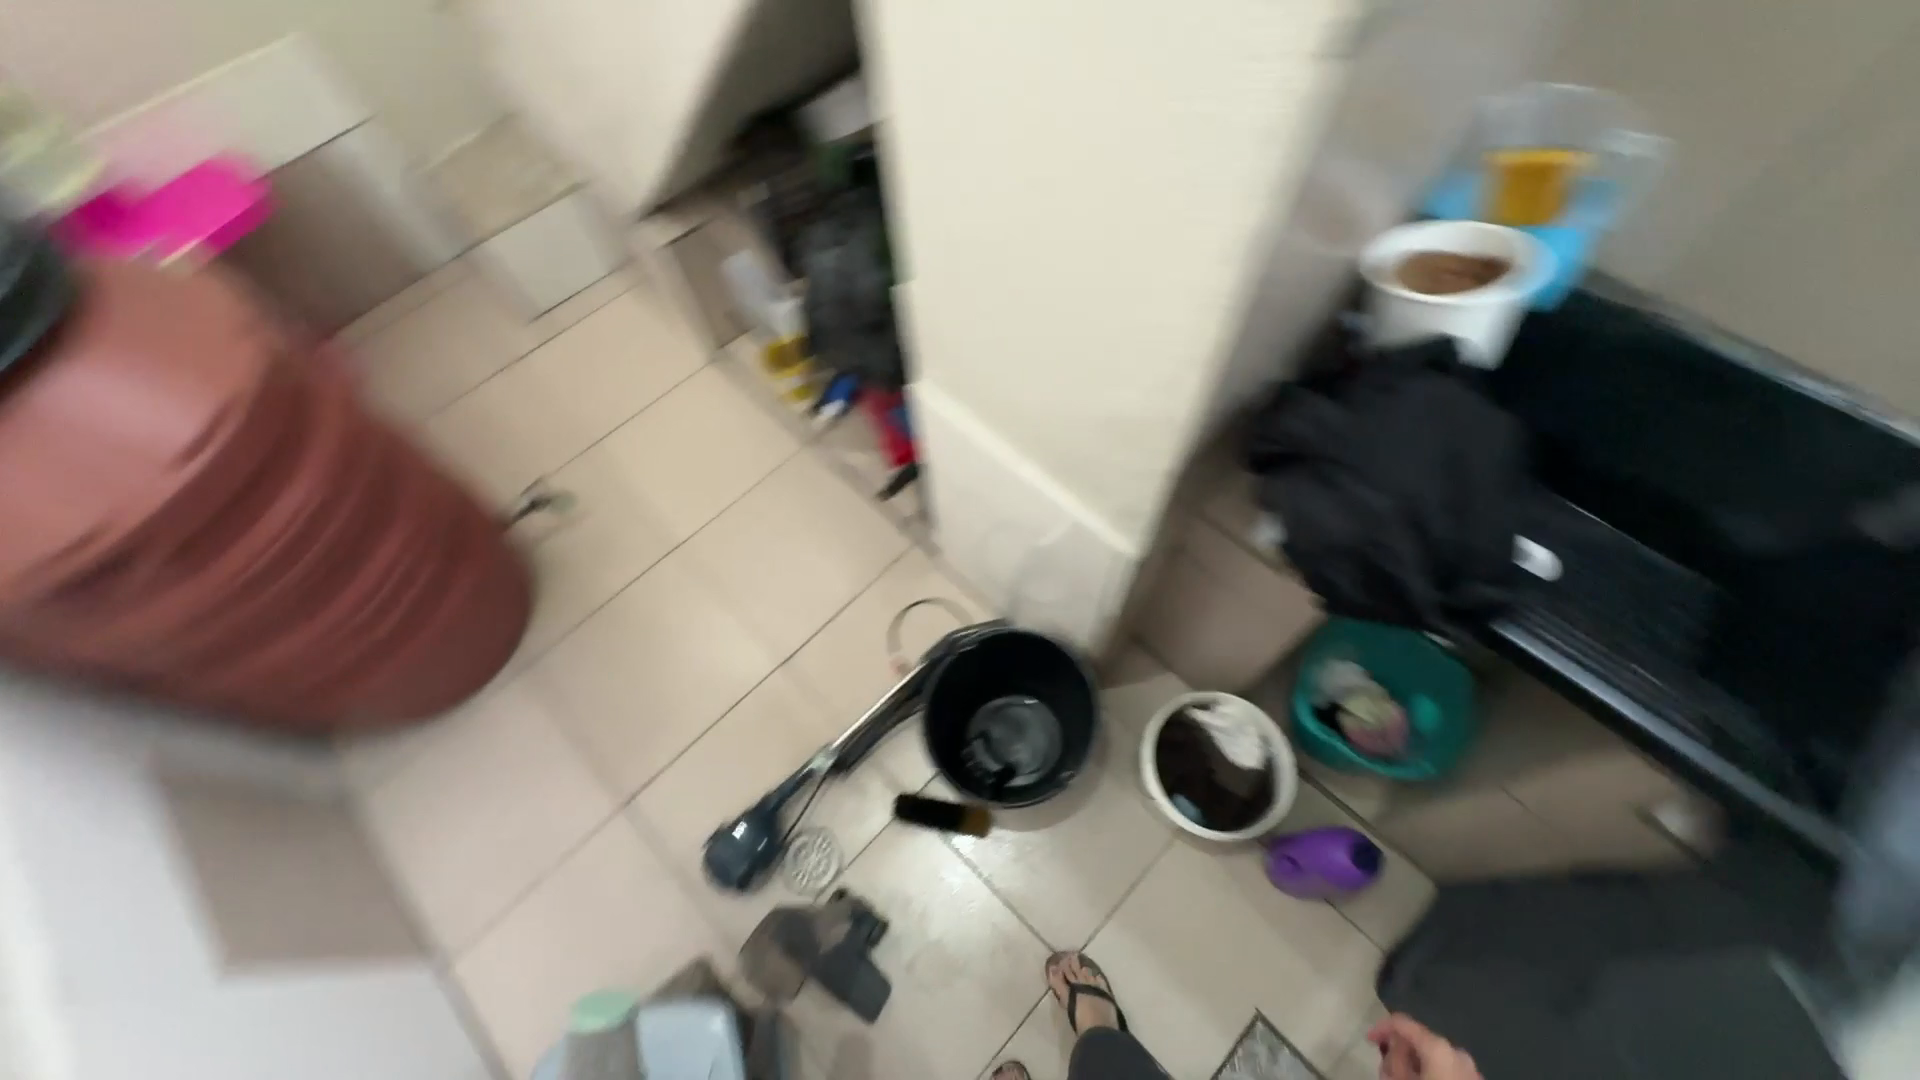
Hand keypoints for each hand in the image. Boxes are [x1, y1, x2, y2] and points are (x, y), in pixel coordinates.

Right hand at [1367, 1014, 1480, 1079]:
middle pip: (1419, 1042)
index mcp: (1438, 1048)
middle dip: (1401, 1055)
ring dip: (1416, 1068)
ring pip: (1434, 1059)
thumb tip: (1396, 1048)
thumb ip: (1394, 1059)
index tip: (1369, 1041)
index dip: (1381, 1028)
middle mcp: (1456, 1053)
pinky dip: (1433, 1077)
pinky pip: (1448, 1073)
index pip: (1402, 1022)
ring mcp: (1471, 1072)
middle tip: (1388, 1074)